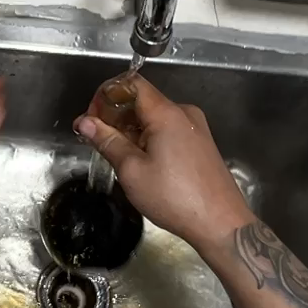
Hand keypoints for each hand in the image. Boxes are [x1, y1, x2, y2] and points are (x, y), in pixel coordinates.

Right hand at [75, 75, 251, 251]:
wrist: (222, 225)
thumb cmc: (175, 198)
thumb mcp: (132, 170)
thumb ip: (107, 141)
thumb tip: (84, 122)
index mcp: (166, 113)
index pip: (131, 83)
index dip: (106, 95)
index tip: (92, 118)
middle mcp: (183, 113)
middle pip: (141, 99)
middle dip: (114, 115)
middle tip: (96, 138)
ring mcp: (195, 128)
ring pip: (153, 116)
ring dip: (130, 128)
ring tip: (116, 154)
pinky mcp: (200, 144)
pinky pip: (167, 129)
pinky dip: (148, 137)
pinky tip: (139, 161)